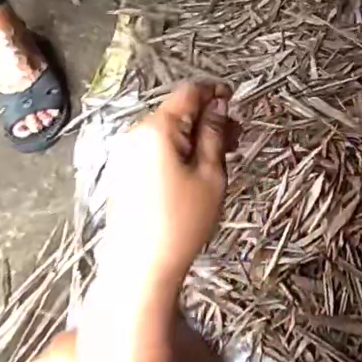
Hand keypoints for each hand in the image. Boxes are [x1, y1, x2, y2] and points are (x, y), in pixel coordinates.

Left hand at [100, 81, 238, 294]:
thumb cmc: (181, 222)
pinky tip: (197, 171)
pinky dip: (179, 151)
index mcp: (157, 130)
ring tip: (221, 158)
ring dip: (196, 136)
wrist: (140, 269)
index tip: (234, 100)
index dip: (214, 92)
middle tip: (236, 137)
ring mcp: (127, 155)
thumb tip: (219, 106)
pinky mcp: (125, 174)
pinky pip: (156, 150)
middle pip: (177, 112)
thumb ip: (215, 134)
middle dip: (208, 118)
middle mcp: (136, 135)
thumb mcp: (211, 175)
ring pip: (168, 132)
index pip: (188, 93)